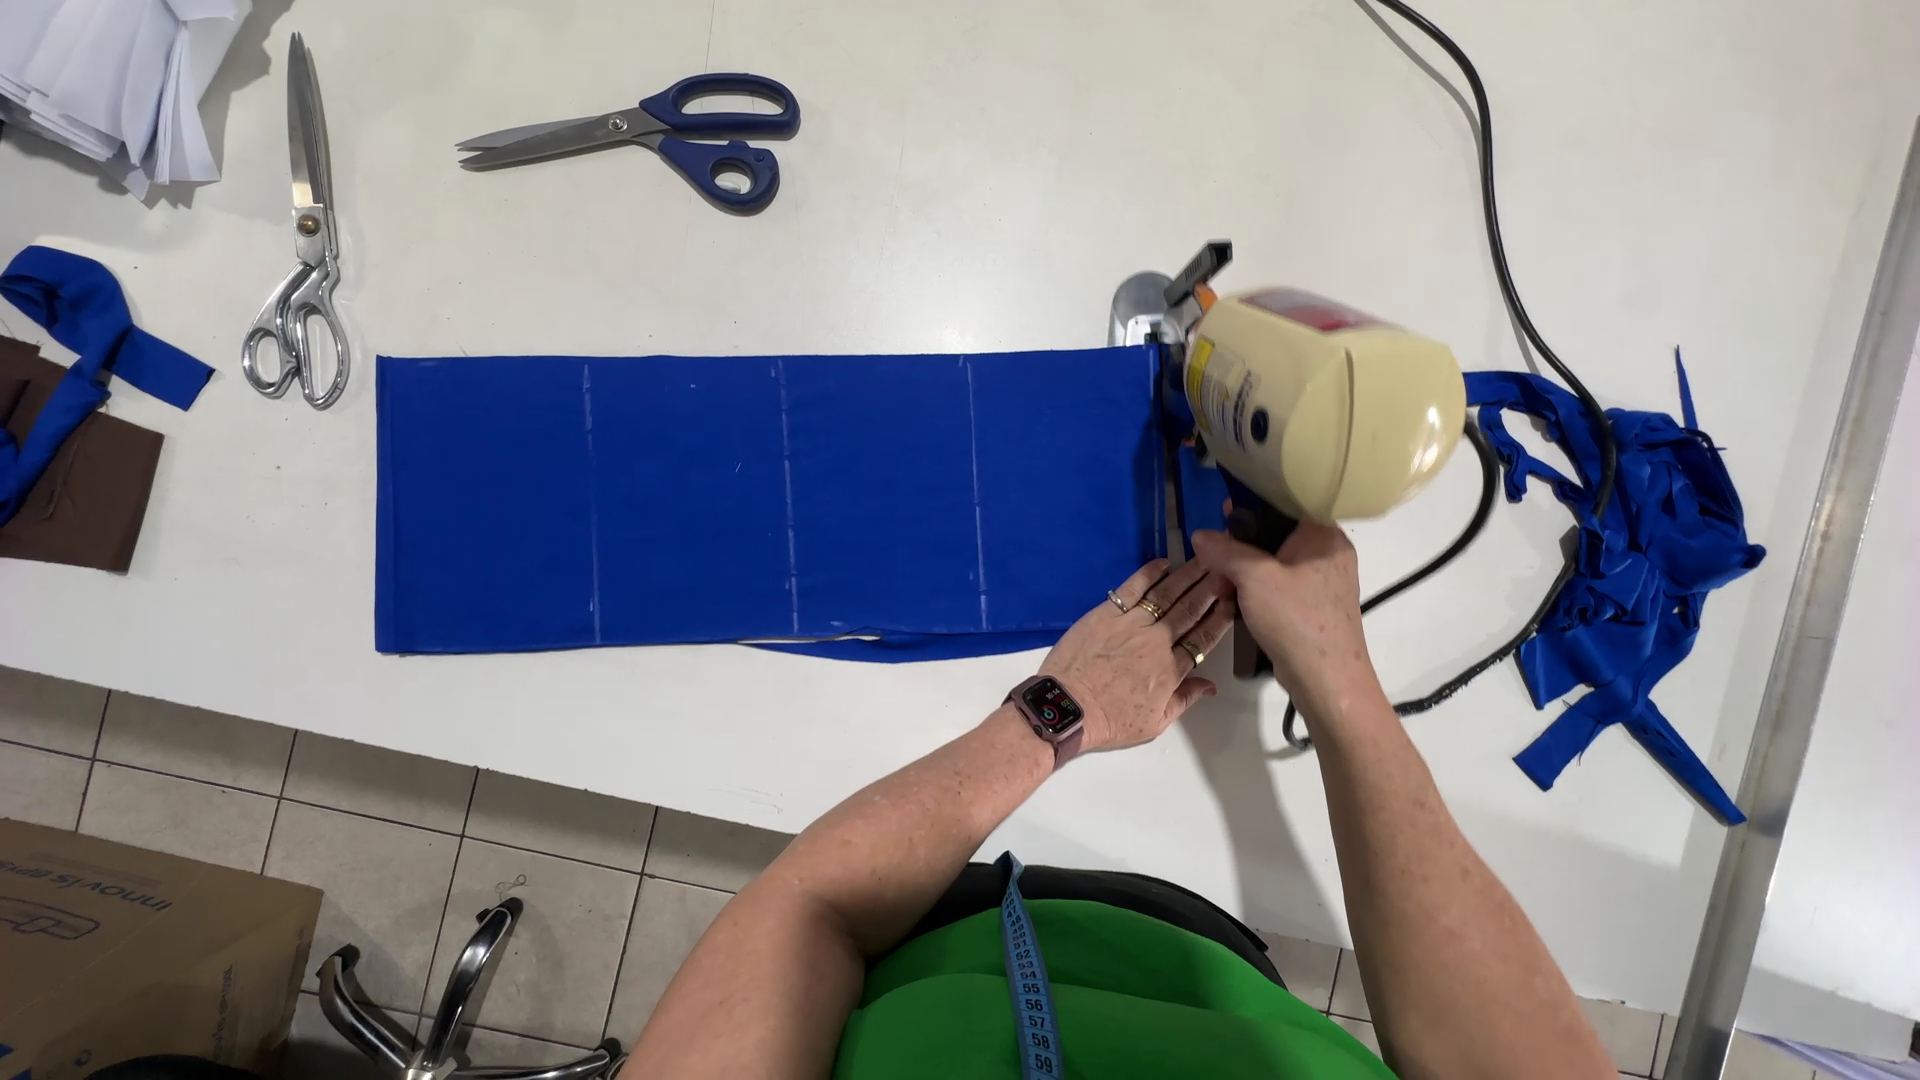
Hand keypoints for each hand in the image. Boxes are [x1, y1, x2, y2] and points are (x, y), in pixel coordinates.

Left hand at [1037, 558, 1236, 752]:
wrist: (1067, 707)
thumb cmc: (1109, 721)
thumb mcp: (1154, 724)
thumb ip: (1184, 700)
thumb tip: (1211, 685)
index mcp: (1171, 669)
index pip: (1204, 638)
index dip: (1221, 617)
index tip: (1234, 600)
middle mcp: (1156, 641)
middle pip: (1190, 610)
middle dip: (1211, 588)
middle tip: (1227, 570)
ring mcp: (1130, 624)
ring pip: (1166, 594)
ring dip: (1187, 576)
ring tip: (1205, 560)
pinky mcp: (1105, 613)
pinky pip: (1131, 588)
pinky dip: (1148, 574)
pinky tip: (1164, 563)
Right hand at [1190, 522, 1379, 717]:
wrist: (1325, 678)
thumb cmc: (1295, 618)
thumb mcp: (1252, 577)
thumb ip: (1224, 550)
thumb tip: (1201, 536)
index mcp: (1323, 535)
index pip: (1287, 504)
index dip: (1253, 505)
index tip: (1224, 515)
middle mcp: (1327, 553)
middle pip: (1273, 537)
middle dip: (1238, 552)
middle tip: (1218, 571)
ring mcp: (1321, 582)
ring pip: (1271, 564)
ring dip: (1241, 577)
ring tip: (1224, 597)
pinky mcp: (1312, 606)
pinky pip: (1276, 587)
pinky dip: (1254, 594)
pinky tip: (1236, 611)